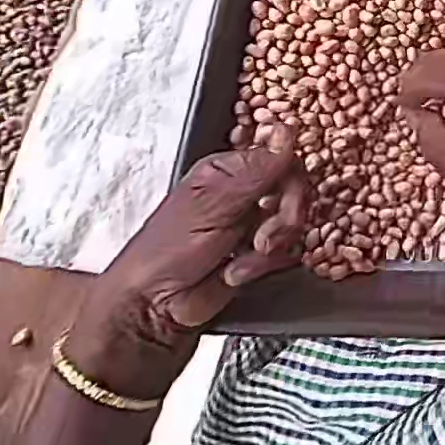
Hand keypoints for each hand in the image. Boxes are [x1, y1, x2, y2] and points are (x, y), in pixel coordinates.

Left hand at [70, 130, 309, 397]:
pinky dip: (264, 266)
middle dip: (283, 221)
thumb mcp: (212, 206)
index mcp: (228, 170)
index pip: (282, 161)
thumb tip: (287, 130)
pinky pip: (285, 252)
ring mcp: (252, 224)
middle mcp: (243, 193)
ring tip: (239, 263)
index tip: (284, 204)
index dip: (291, 183)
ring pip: (292, 224)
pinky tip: (236, 273)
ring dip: (269, 249)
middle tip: (263, 240)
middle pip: (294, 193)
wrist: (150, 313)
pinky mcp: (258, 254)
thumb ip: (256, 170)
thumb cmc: (165, 254)